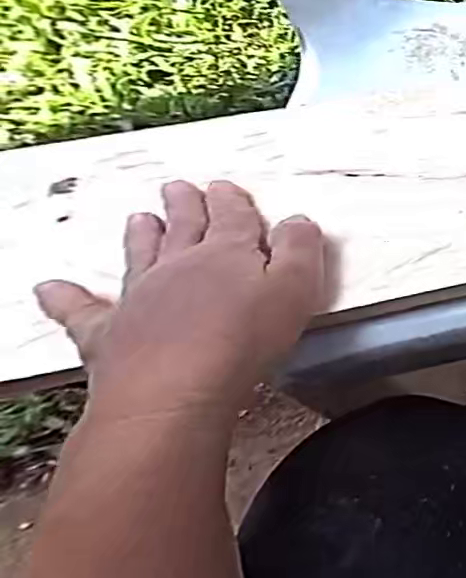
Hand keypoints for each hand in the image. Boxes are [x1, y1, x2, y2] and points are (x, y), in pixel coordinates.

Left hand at [34, 181, 328, 421]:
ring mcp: (138, 298)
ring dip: (141, 236)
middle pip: (185, 229)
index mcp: (228, 254)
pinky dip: (64, 298)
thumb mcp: (298, 284)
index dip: (231, 200)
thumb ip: (301, 247)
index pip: (233, 218)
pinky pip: (81, 310)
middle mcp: (179, 267)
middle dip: (185, 207)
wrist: (174, 391)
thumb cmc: (249, 335)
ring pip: (141, 257)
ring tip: (139, 218)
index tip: (224, 185)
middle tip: (178, 187)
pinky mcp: (107, 332)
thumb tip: (296, 219)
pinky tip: (51, 288)